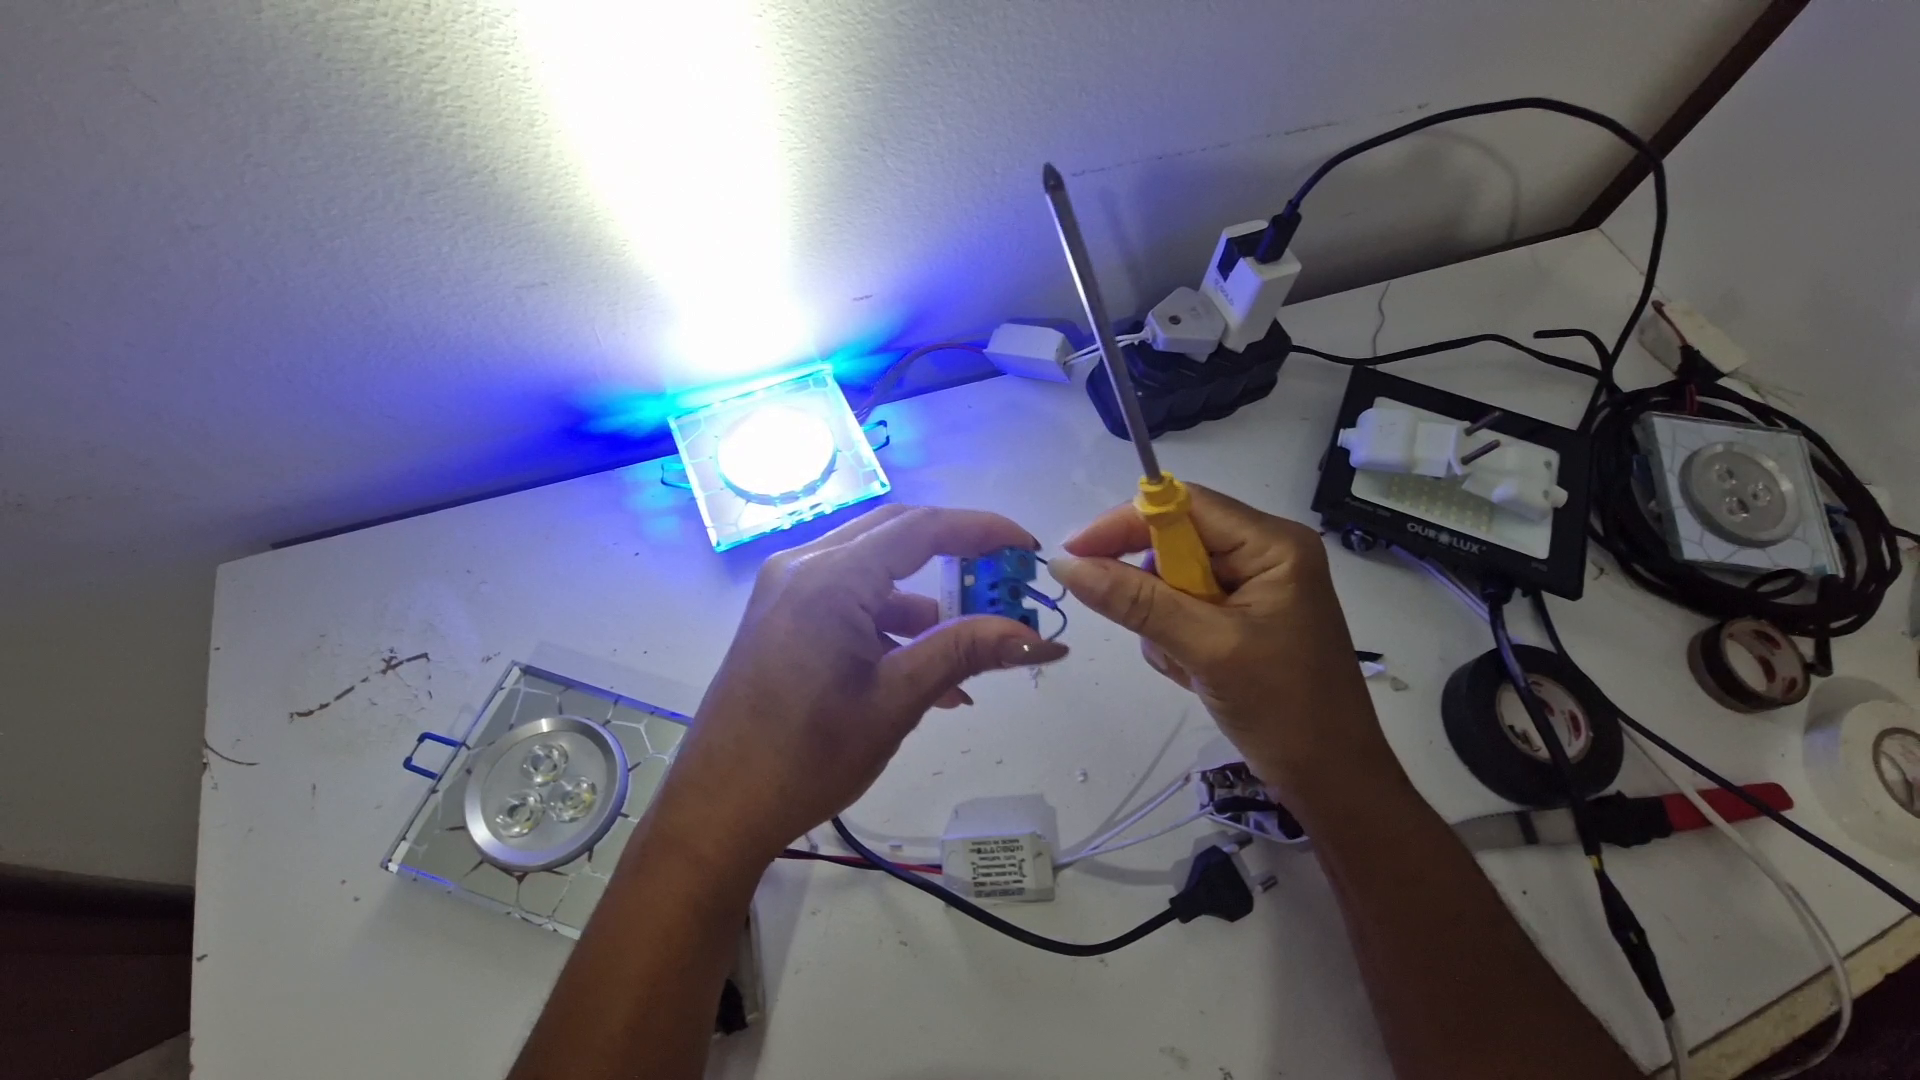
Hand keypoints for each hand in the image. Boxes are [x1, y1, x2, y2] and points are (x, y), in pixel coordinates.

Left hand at [653, 506, 1069, 863]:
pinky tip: (923, 678)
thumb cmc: (807, 757)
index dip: (980, 531)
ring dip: (924, 604)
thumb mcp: (896, 701)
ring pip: (872, 572)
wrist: (718, 811)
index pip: (920, 528)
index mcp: (829, 578)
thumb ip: (967, 652)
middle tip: (1004, 581)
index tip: (1025, 548)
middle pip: (895, 536)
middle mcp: (802, 568)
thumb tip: (1041, 638)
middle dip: (956, 555)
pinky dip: (889, 627)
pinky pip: (848, 602)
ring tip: (972, 653)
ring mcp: (786, 593)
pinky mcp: (781, 620)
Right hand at [1047, 485, 1398, 802]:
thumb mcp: (1207, 648)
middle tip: (1146, 629)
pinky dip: (1172, 639)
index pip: (1184, 506)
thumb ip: (1136, 603)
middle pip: (1175, 542)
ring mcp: (1252, 588)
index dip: (1124, 523)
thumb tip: (1066, 566)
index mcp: (1272, 545)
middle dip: (1150, 587)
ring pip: (1171, 580)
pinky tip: (1191, 673)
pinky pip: (1182, 610)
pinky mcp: (1241, 619)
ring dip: (1160, 621)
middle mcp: (1263, 554)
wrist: (1331, 778)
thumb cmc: (1284, 708)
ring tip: (1183, 663)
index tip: (1074, 554)